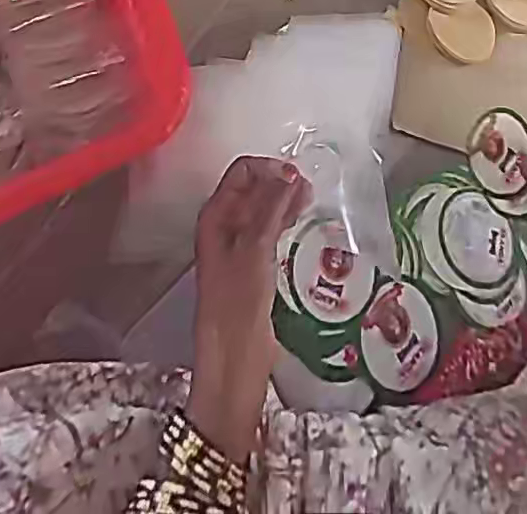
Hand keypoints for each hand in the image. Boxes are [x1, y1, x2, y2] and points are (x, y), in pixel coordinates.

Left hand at [189, 155, 310, 460]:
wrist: (235, 358)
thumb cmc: (238, 303)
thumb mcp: (256, 248)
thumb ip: (272, 208)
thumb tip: (289, 174)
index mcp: (215, 217)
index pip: (242, 172)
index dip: (269, 168)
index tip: (296, 177)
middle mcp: (224, 226)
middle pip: (253, 186)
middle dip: (280, 180)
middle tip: (308, 187)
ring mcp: (239, 245)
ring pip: (264, 207)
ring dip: (286, 198)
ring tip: (310, 199)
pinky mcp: (254, 263)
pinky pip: (271, 228)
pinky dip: (286, 218)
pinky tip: (302, 220)